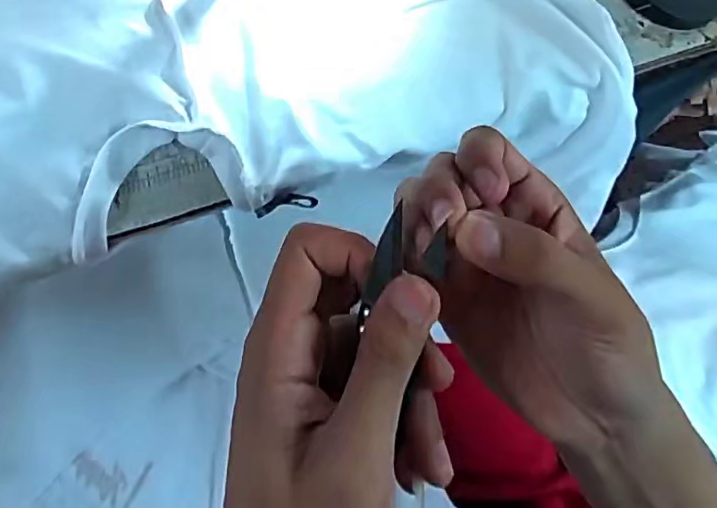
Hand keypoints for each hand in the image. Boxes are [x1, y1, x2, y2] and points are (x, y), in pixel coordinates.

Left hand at [225, 223, 457, 507]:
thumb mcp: (356, 451)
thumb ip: (385, 361)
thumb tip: (416, 280)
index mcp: (277, 346)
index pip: (306, 250)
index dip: (354, 254)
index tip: (403, 295)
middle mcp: (291, 351)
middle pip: (352, 297)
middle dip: (402, 335)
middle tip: (438, 384)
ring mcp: (310, 382)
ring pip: (373, 346)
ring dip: (412, 392)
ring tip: (431, 454)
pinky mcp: (328, 410)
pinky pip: (374, 385)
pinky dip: (404, 416)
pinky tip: (422, 466)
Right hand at [395, 126, 661, 450]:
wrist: (596, 419)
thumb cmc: (608, 341)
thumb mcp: (588, 291)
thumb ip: (534, 255)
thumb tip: (468, 229)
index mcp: (530, 201)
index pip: (489, 150)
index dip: (479, 158)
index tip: (487, 193)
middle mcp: (490, 218)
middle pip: (444, 173)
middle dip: (437, 188)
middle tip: (445, 224)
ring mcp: (462, 256)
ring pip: (419, 210)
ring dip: (414, 218)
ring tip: (427, 253)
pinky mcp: (442, 296)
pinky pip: (408, 262)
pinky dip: (401, 260)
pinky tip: (412, 280)